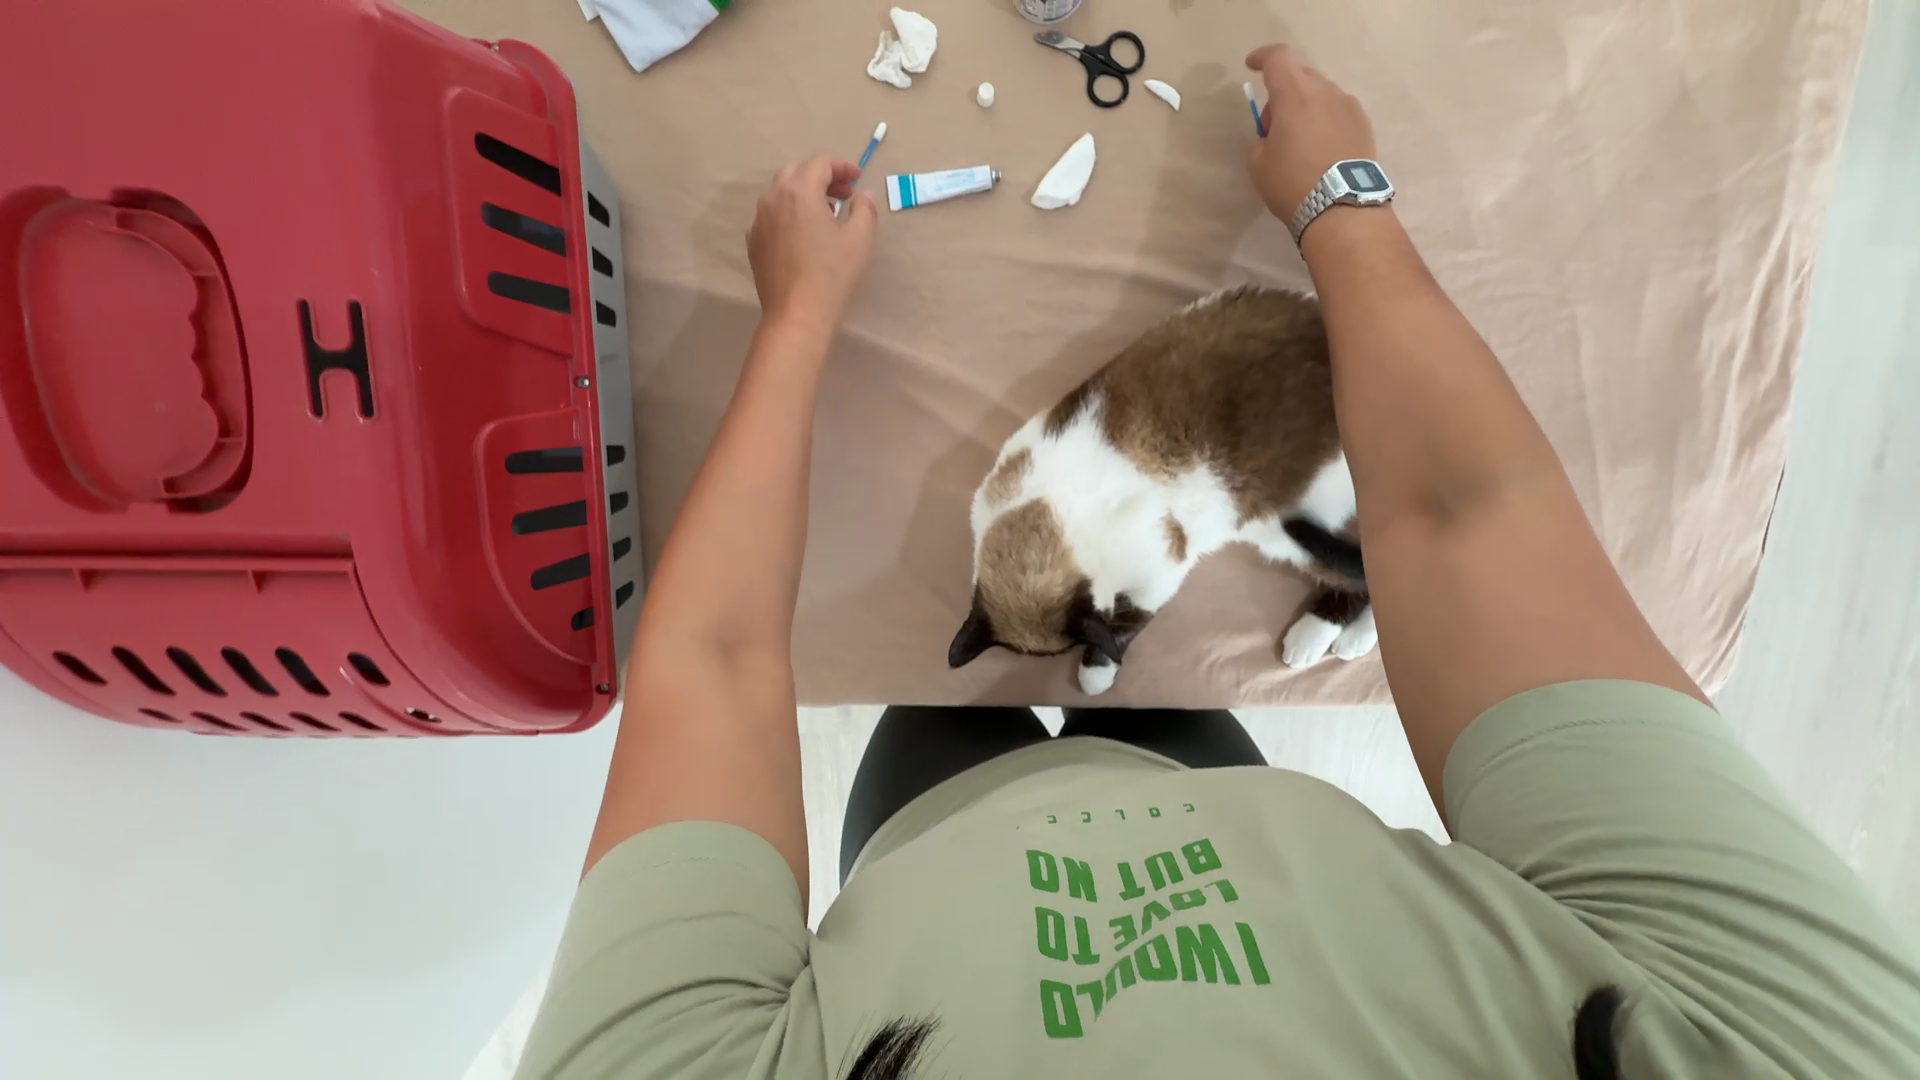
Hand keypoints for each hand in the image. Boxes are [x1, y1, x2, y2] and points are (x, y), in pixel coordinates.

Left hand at [747, 156, 877, 328]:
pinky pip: (771, 216)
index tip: (858, 179)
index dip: (842, 166)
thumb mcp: (859, 240)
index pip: (820, 163)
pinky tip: (803, 234)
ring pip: (780, 192)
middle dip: (821, 177)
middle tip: (843, 194)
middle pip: (797, 172)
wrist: (797, 314)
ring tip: (824, 214)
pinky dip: (788, 214)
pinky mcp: (754, 242)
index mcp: (800, 191)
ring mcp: (759, 220)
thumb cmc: (832, 275)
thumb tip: (863, 195)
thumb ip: (864, 209)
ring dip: (803, 193)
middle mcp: (773, 198)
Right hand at [1245, 45, 1377, 220]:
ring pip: (1320, 95)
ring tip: (1298, 145)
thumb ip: (1261, 138)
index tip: (1251, 66)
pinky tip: (1318, 152)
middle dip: (1282, 95)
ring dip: (1305, 109)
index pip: (1277, 59)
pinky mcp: (1362, 123)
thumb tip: (1273, 133)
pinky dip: (1323, 122)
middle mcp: (1325, 92)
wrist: (1339, 205)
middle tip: (1272, 129)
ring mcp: (1348, 105)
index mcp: (1294, 96)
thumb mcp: (1258, 164)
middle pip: (1300, 77)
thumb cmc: (1290, 183)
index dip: (1262, 58)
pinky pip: (1336, 112)